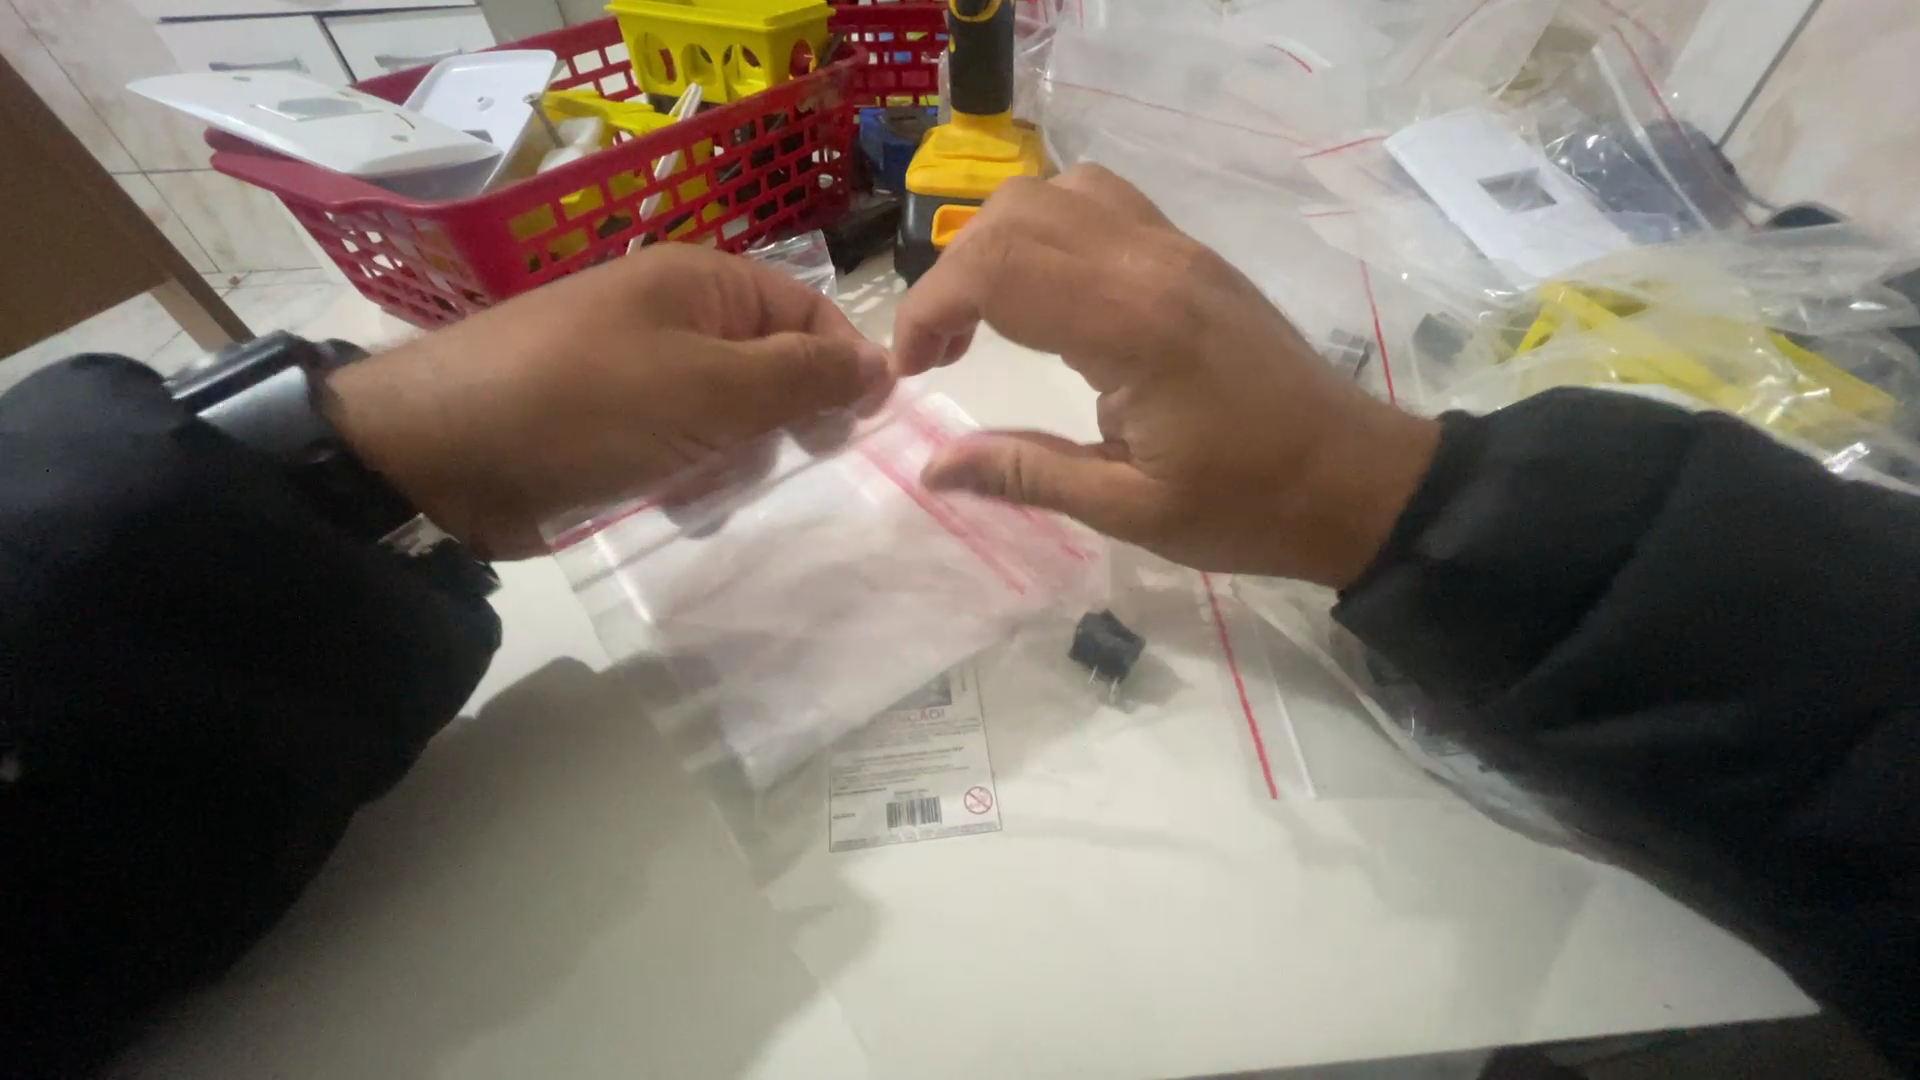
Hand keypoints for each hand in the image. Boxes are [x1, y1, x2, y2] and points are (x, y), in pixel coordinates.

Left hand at [324, 244, 891, 559]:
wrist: (441, 459)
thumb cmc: (592, 406)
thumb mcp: (714, 388)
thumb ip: (806, 375)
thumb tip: (883, 362)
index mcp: (704, 286)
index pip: (809, 311)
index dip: (846, 362)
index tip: (863, 423)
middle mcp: (680, 320)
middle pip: (776, 365)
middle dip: (788, 418)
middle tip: (794, 456)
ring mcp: (648, 375)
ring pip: (737, 417)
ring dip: (738, 457)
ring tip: (708, 483)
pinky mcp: (623, 425)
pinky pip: (691, 447)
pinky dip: (696, 477)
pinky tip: (675, 499)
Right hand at [891, 165, 1439, 588]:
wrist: (1353, 480)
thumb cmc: (1244, 506)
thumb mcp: (1127, 510)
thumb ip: (1024, 476)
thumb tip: (932, 468)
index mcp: (1132, 326)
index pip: (996, 269)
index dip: (929, 309)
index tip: (910, 371)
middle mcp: (1151, 262)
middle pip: (1013, 217)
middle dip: (950, 279)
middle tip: (938, 354)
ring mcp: (1176, 248)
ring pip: (1054, 194)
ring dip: (996, 247)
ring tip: (982, 321)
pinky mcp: (1190, 254)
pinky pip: (1098, 203)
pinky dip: (1044, 234)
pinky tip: (1044, 297)